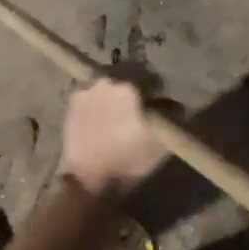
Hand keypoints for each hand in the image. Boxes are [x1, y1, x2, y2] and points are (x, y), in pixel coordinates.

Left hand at [58, 79, 167, 198]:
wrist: (89, 175)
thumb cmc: (130, 160)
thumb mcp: (161, 141)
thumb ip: (173, 115)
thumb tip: (175, 104)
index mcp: (131, 86)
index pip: (152, 78)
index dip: (158, 92)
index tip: (157, 105)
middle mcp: (107, 79)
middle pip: (128, 74)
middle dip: (136, 86)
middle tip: (138, 106)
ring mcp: (87, 87)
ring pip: (108, 81)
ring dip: (116, 91)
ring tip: (118, 112)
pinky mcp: (73, 98)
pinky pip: (92, 91)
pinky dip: (99, 99)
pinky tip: (101, 116)